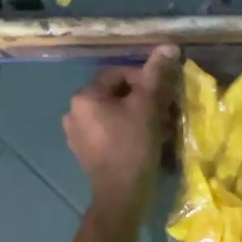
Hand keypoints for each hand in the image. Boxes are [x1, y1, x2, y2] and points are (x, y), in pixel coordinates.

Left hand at [63, 45, 179, 210]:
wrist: (121, 196)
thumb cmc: (133, 145)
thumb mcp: (147, 105)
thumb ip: (156, 73)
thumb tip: (168, 46)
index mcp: (84, 96)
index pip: (116, 73)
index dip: (143, 78)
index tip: (162, 92)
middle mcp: (73, 111)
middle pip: (114, 92)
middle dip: (141, 97)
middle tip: (163, 109)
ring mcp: (76, 134)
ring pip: (112, 112)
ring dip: (136, 113)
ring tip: (158, 125)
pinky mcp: (84, 152)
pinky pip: (107, 130)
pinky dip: (126, 129)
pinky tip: (145, 140)